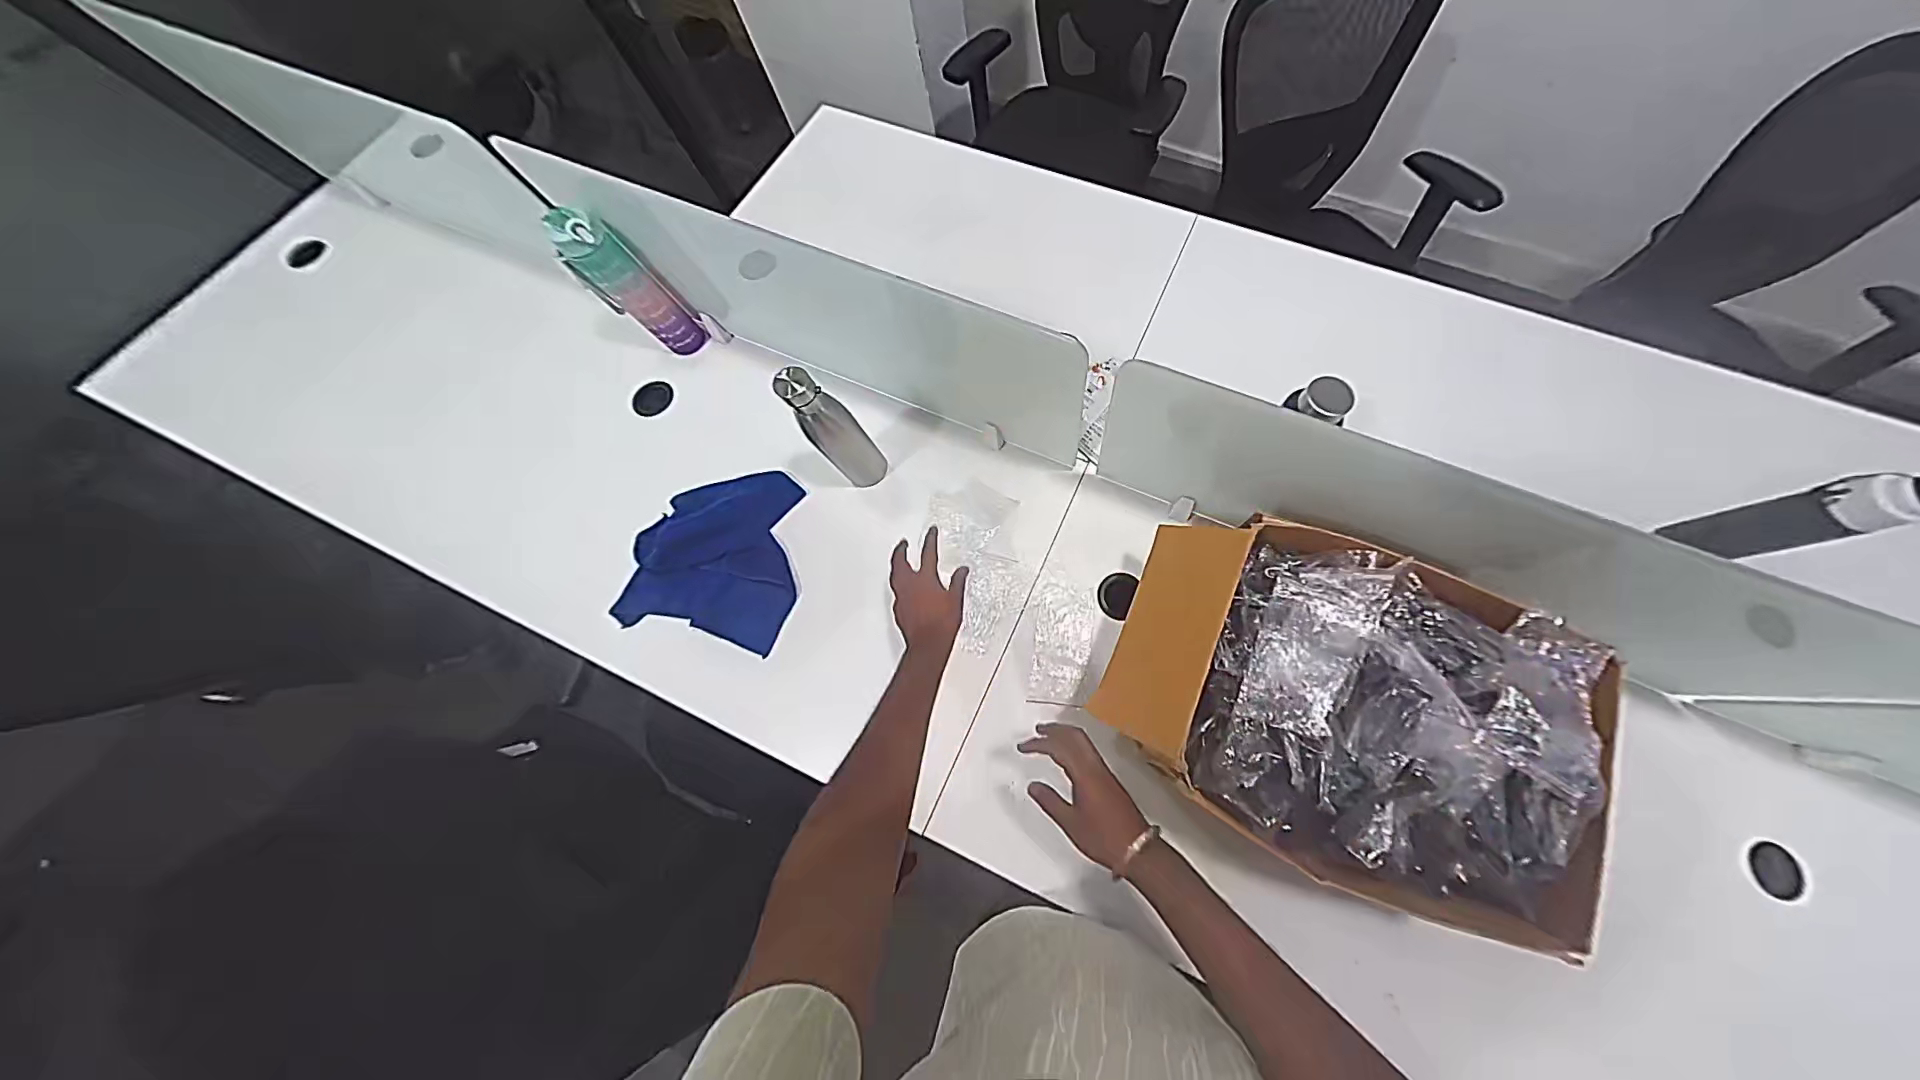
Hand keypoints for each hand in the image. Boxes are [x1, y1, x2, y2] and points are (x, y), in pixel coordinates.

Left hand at [890, 526, 967, 651]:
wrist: (928, 644)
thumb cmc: (942, 625)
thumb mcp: (956, 600)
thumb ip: (957, 582)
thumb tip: (962, 570)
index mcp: (926, 578)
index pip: (928, 553)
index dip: (930, 540)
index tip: (931, 531)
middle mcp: (910, 585)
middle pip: (901, 561)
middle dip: (902, 549)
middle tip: (903, 542)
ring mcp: (901, 596)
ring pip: (895, 575)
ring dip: (897, 565)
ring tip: (898, 561)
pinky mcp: (898, 608)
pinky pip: (896, 591)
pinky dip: (899, 584)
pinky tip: (902, 587)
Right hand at [1018, 722, 1151, 872]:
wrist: (1137, 849)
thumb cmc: (1107, 838)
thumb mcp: (1070, 822)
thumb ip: (1050, 801)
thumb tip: (1034, 787)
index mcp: (1086, 775)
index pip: (1059, 747)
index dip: (1039, 743)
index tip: (1024, 746)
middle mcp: (1097, 769)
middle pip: (1075, 735)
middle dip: (1054, 729)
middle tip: (1038, 730)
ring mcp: (1106, 773)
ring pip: (1084, 741)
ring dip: (1065, 735)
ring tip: (1050, 737)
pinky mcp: (1110, 780)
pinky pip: (1089, 752)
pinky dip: (1074, 745)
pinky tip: (1068, 756)